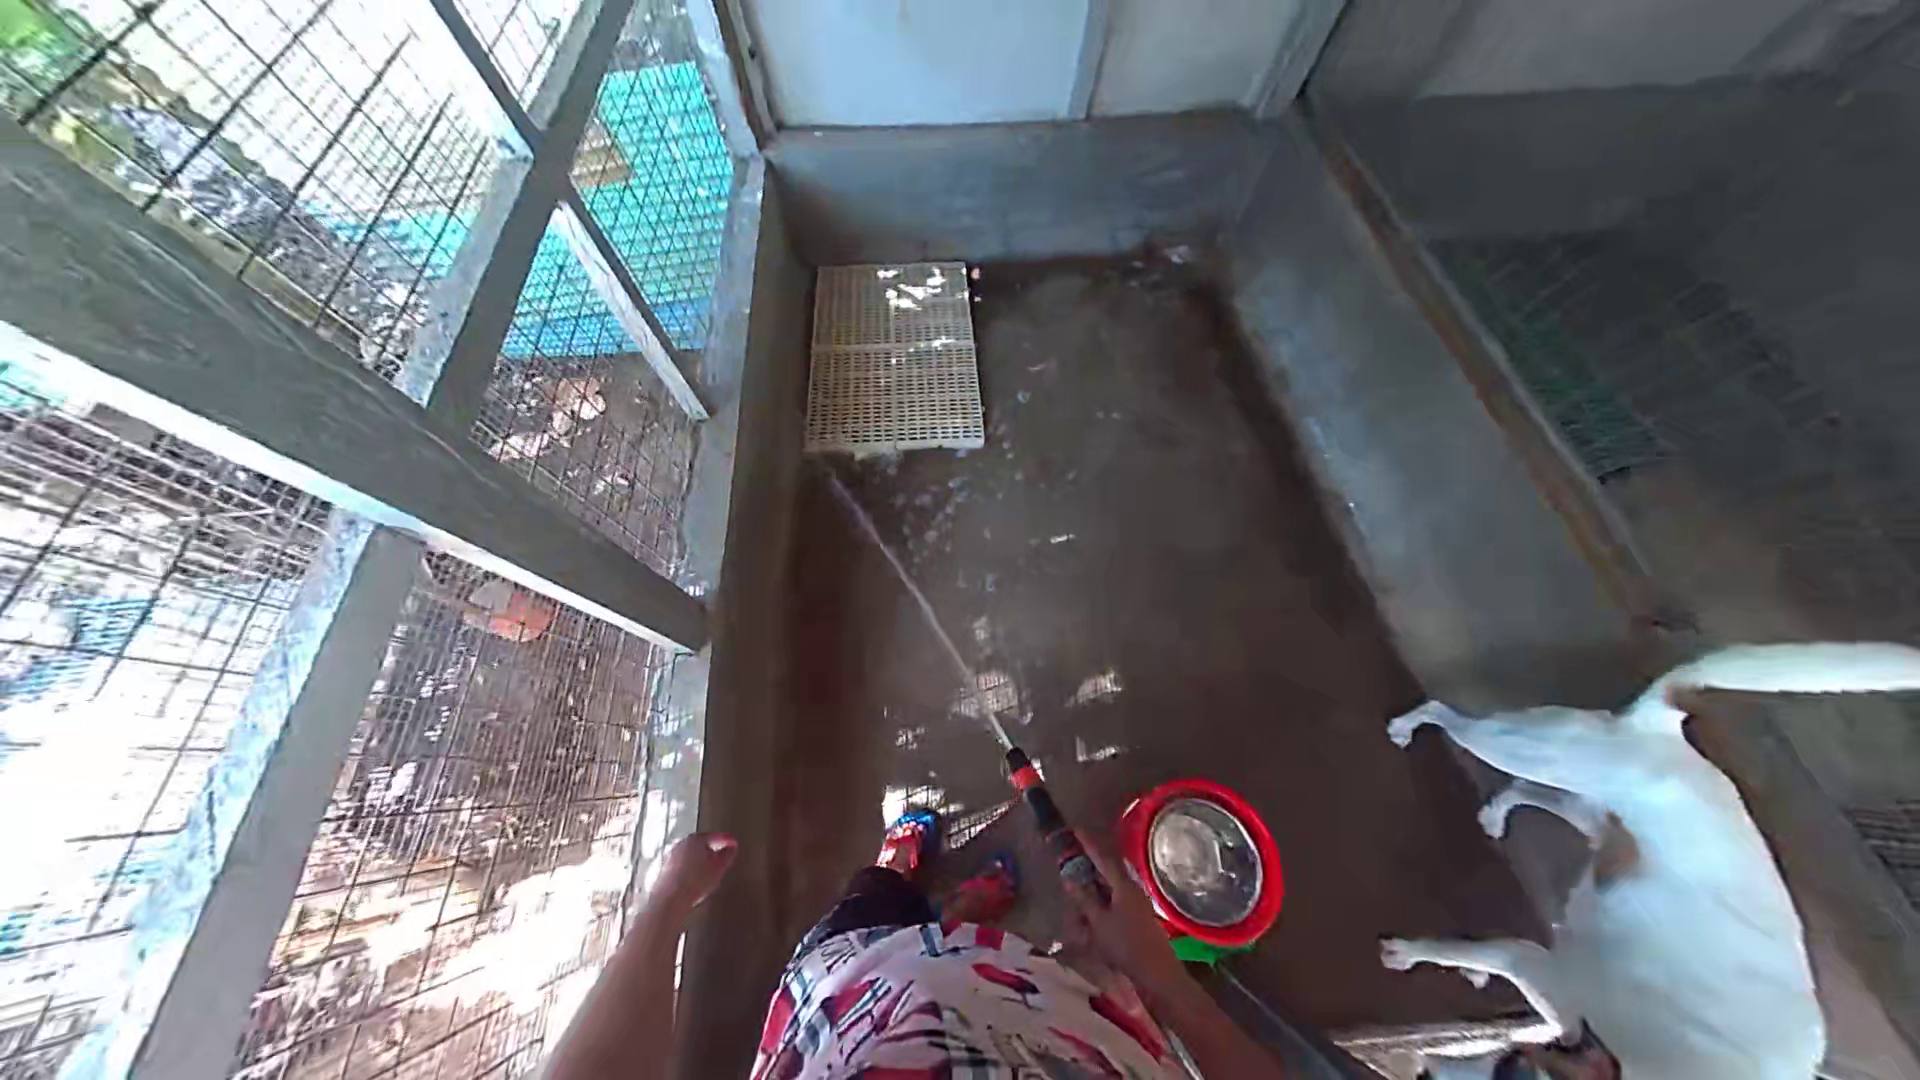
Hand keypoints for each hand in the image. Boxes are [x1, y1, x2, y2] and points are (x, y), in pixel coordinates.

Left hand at [648, 832, 737, 916]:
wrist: (669, 902)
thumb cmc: (696, 882)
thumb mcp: (719, 869)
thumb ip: (728, 855)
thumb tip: (732, 848)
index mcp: (697, 838)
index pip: (717, 836)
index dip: (728, 840)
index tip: (735, 844)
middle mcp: (682, 843)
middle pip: (703, 843)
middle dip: (713, 849)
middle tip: (723, 857)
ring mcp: (672, 856)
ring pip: (692, 854)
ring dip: (701, 859)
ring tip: (710, 871)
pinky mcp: (665, 869)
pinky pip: (683, 864)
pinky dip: (692, 867)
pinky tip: (697, 878)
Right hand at [1061, 831, 1190, 1001]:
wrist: (1160, 975)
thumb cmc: (1127, 946)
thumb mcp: (1099, 923)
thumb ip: (1084, 899)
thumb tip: (1068, 878)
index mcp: (1123, 885)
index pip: (1102, 857)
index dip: (1088, 843)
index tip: (1075, 829)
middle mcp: (1132, 888)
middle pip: (1108, 869)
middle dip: (1090, 864)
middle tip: (1072, 858)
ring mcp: (1137, 901)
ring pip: (1112, 885)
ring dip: (1095, 884)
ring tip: (1079, 885)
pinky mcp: (1139, 915)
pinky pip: (1117, 898)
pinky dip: (1103, 898)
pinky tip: (1093, 908)